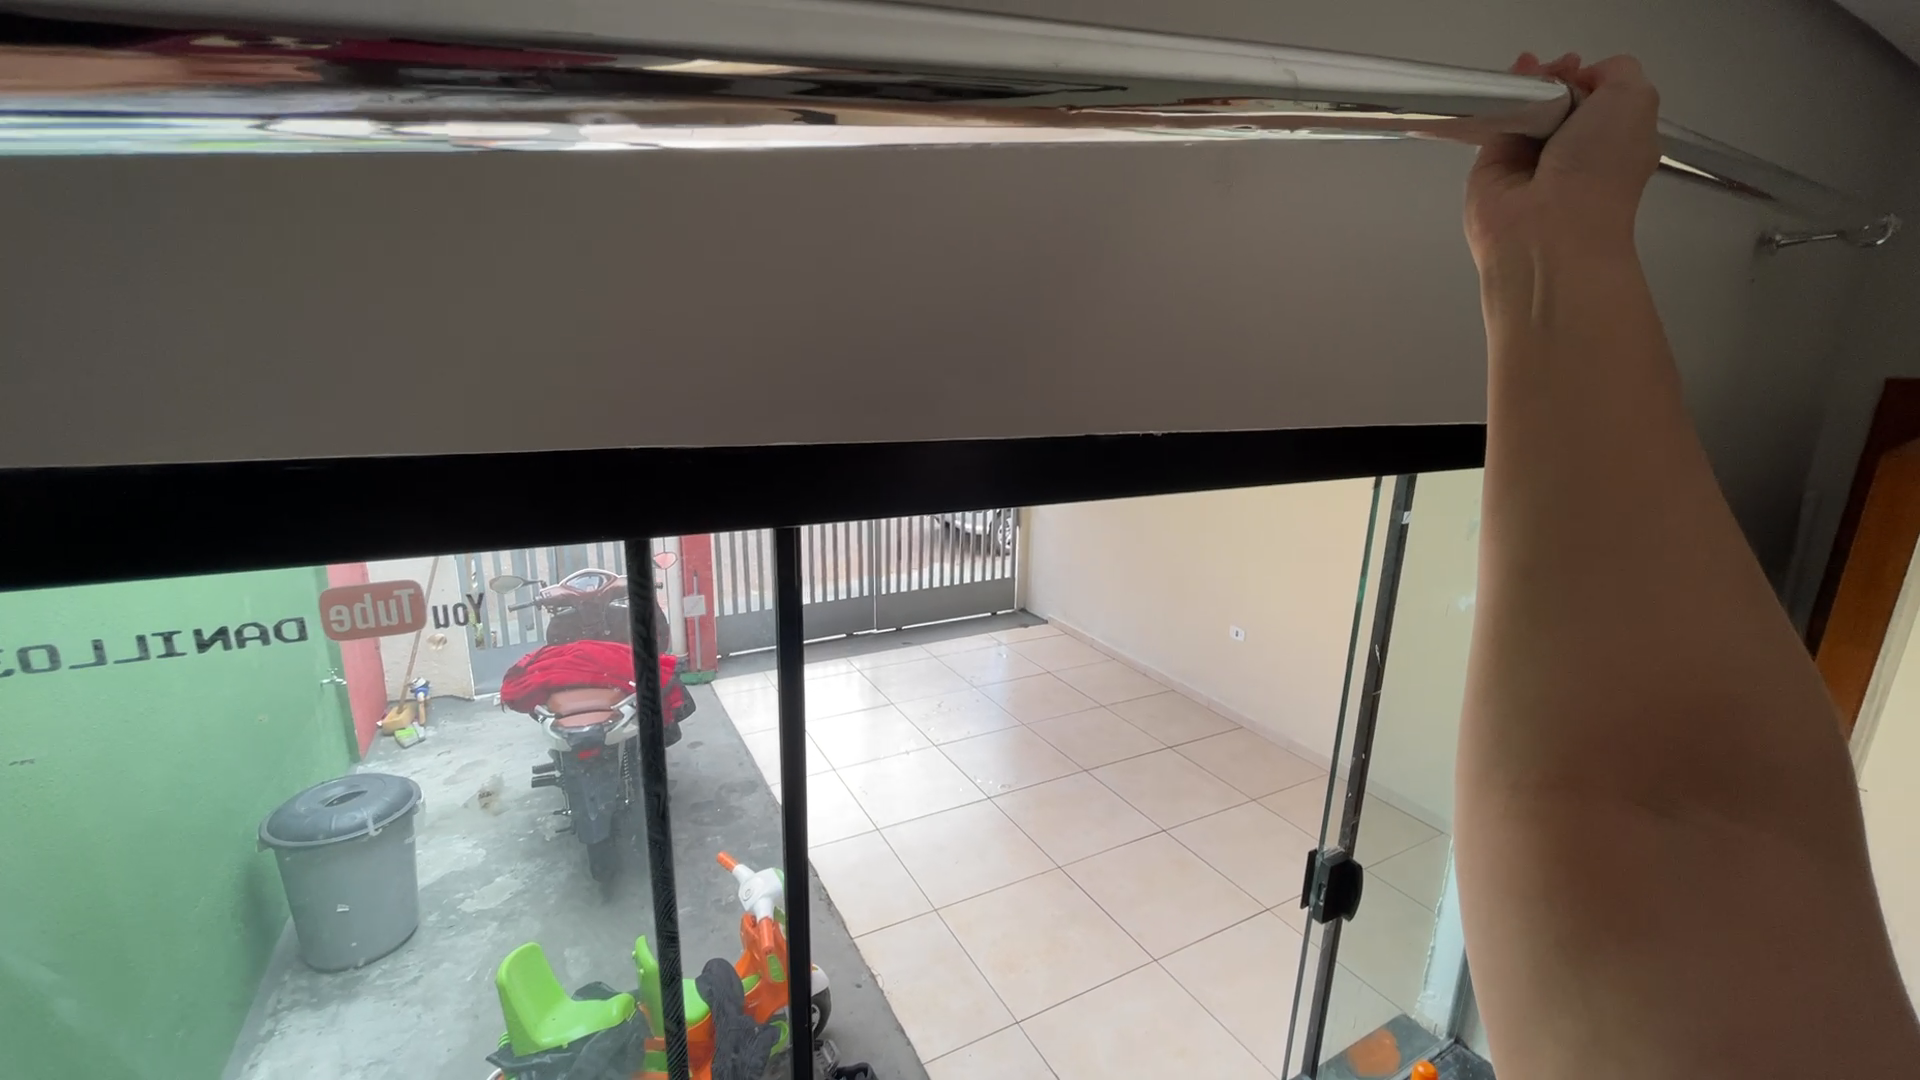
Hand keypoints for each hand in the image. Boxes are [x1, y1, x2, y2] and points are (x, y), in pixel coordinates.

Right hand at [1465, 53, 1661, 269]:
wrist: (1546, 229)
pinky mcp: (1488, 176)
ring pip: (1521, 113)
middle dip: (1547, 79)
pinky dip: (1491, 114)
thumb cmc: (1598, 170)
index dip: (1581, 74)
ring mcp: (1527, 165)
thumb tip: (1574, 76)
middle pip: (1553, 100)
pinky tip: (1495, 100)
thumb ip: (1612, 73)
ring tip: (1518, 80)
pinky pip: (1490, 133)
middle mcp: (1569, 152)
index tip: (1571, 67)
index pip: (1593, 93)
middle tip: (1543, 71)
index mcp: (1612, 137)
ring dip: (1518, 92)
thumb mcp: (1633, 98)